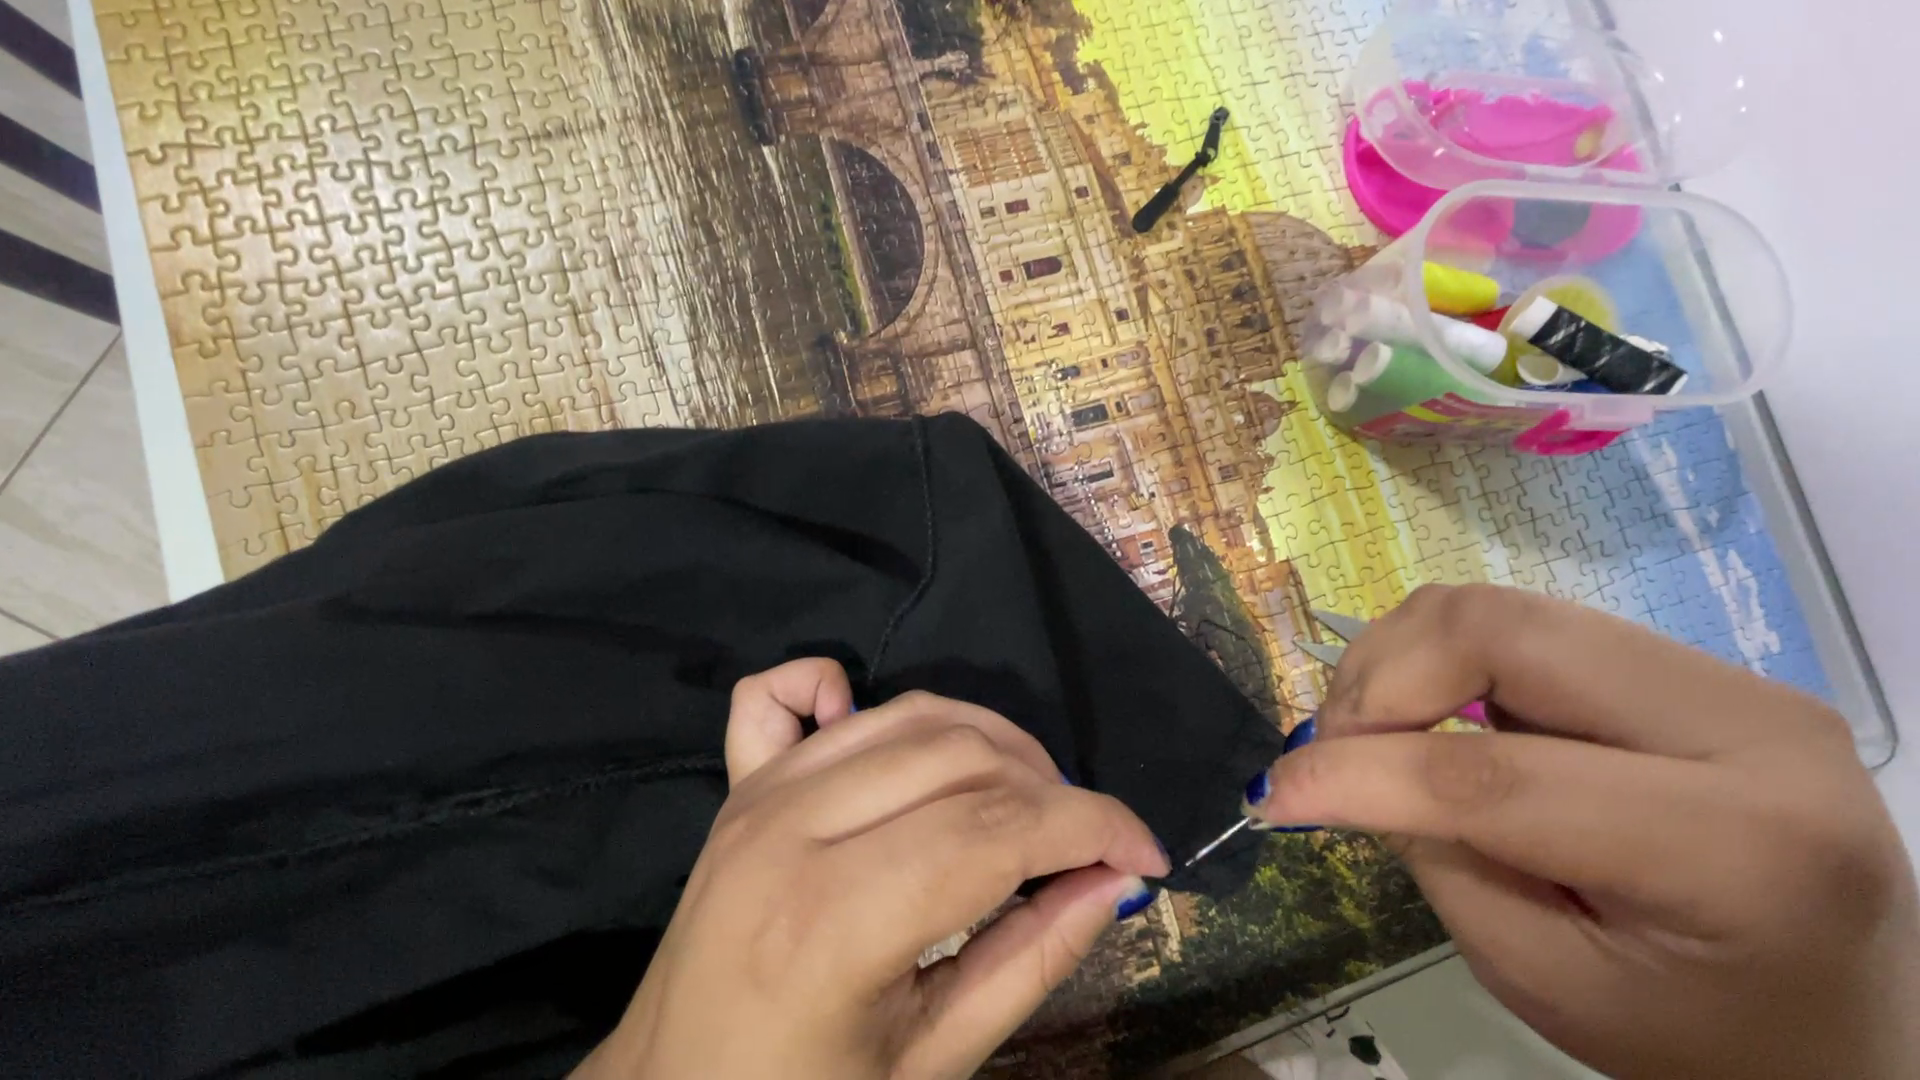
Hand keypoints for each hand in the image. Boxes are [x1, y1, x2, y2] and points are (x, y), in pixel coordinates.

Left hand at [575, 659, 1169, 1079]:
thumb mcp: (933, 1060)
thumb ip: (1030, 959)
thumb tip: (1112, 879)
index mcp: (833, 921)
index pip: (997, 830)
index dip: (1092, 828)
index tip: (1145, 854)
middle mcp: (790, 830)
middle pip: (960, 758)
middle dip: (1050, 788)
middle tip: (1085, 844)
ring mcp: (758, 794)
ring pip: (906, 715)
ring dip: (988, 740)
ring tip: (1026, 798)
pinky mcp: (739, 784)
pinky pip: (784, 692)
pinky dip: (842, 686)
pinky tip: (889, 732)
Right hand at [1243, 585, 1919, 1079]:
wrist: (1833, 1020)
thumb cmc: (1687, 1033)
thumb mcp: (1538, 973)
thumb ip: (1432, 850)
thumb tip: (1332, 764)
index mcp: (1739, 846)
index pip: (1498, 778)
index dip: (1360, 772)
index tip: (1273, 791)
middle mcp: (1748, 724)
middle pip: (1499, 630)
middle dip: (1379, 678)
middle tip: (1336, 744)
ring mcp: (1722, 676)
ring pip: (1498, 607)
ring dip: (1401, 658)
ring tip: (1377, 730)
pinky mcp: (1681, 662)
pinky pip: (1520, 622)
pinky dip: (1439, 657)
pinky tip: (1433, 714)